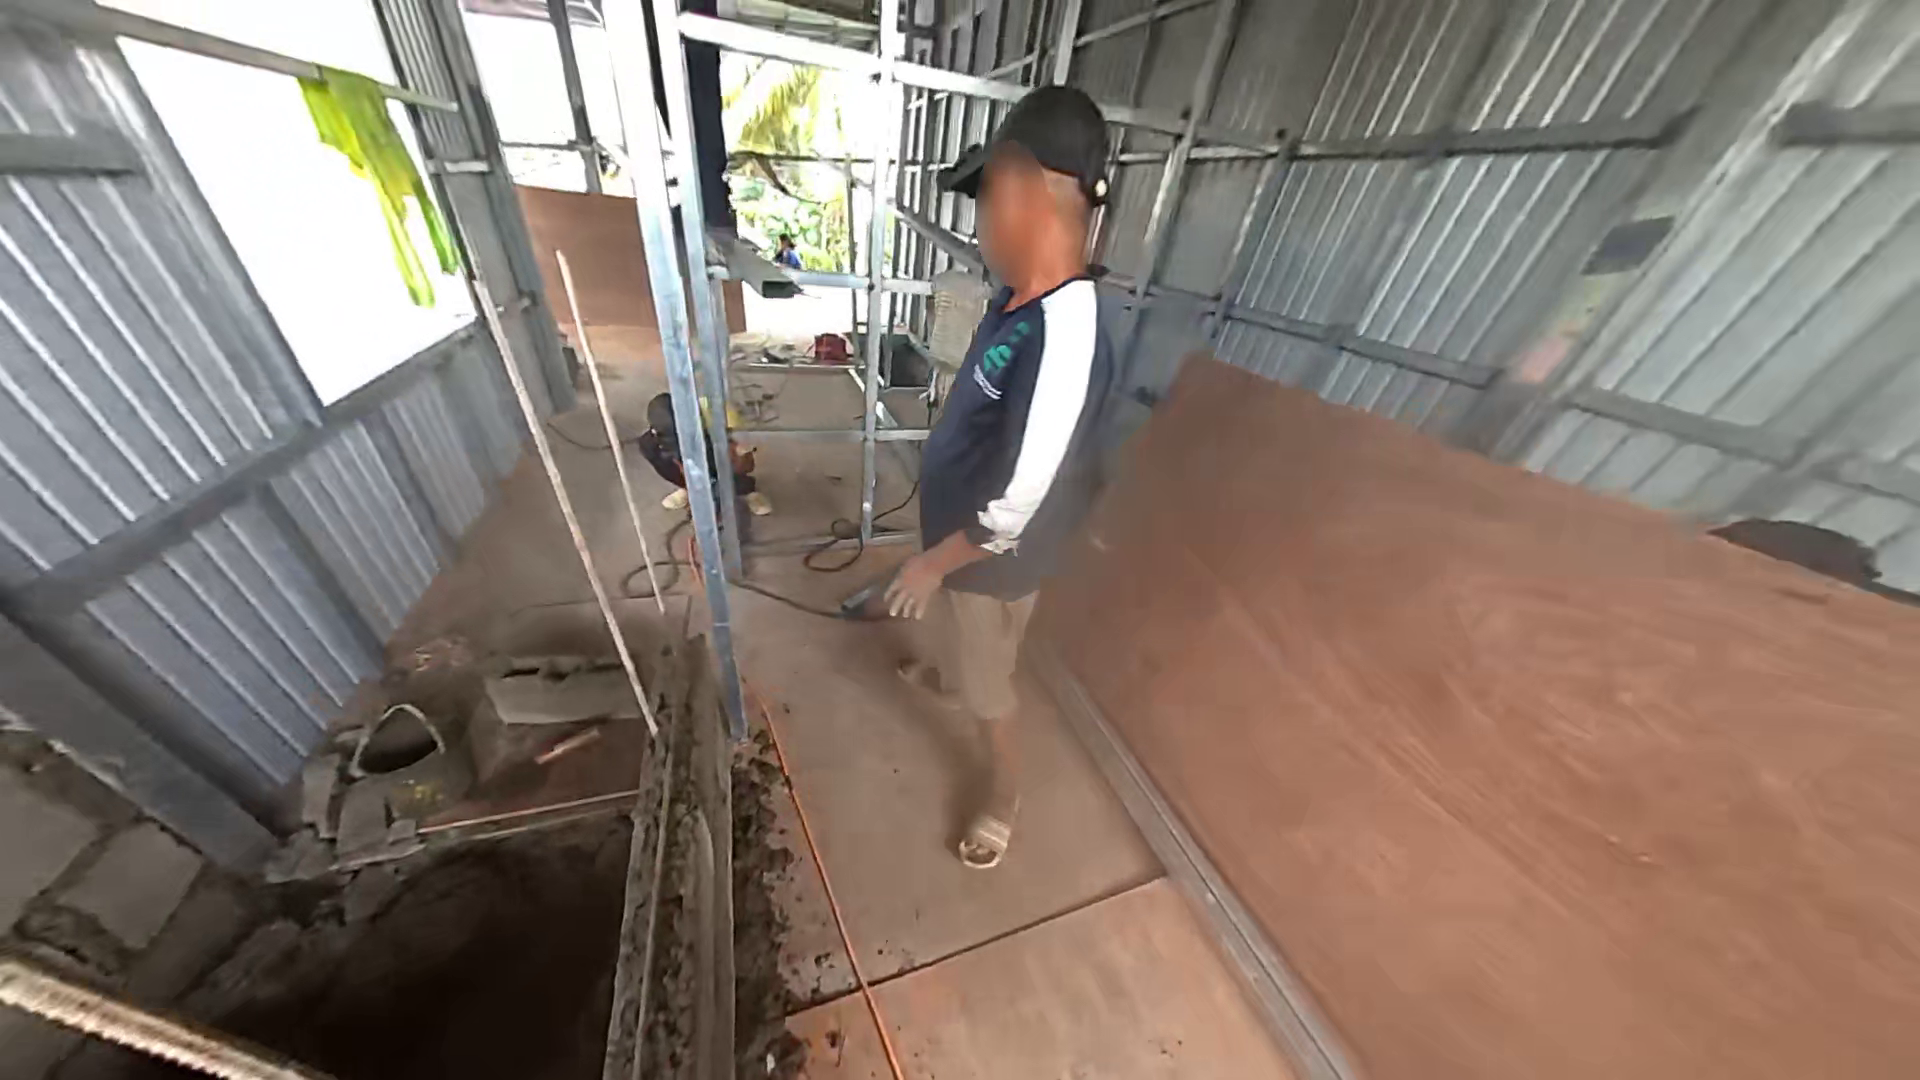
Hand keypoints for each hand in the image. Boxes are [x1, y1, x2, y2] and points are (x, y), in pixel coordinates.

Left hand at [884, 553, 943, 619]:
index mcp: (899, 580)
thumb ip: (902, 572)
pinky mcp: (925, 597)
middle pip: (898, 600)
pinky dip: (919, 612)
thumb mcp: (906, 564)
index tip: (885, 600)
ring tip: (905, 615)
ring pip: (909, 605)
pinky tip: (917, 617)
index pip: (891, 590)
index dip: (888, 595)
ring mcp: (915, 594)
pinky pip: (921, 606)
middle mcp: (905, 589)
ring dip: (906, 610)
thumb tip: (900, 574)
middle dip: (895, 607)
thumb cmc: (919, 561)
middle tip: (892, 614)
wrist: (932, 565)